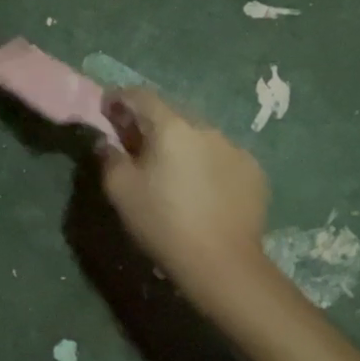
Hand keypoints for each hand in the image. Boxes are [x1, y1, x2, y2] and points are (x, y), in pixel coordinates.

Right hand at [98, 87, 270, 302]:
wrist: (222, 264)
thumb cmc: (162, 222)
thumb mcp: (120, 189)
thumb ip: (108, 156)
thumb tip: (107, 141)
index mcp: (171, 126)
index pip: (140, 96)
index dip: (119, 99)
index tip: (106, 110)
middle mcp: (206, 128)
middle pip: (171, 114)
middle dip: (149, 123)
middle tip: (133, 145)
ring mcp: (235, 149)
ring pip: (198, 135)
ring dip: (179, 144)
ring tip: (169, 170)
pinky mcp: (254, 172)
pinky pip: (220, 157)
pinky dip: (204, 163)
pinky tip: (199, 189)